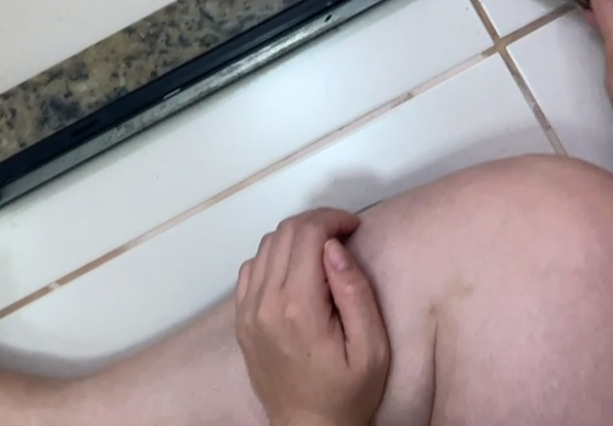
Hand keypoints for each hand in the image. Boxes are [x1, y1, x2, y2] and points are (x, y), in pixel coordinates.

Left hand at [235, 208, 389, 425]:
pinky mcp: (241, 318)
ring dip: (295, 235)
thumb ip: (355, 291)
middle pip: (285, 231)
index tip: (354, 227)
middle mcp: (265, 302)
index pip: (307, 233)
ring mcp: (247, 310)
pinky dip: (274, 255)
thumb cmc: (347, 392)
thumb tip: (333, 245)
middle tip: (341, 233)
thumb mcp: (371, 348)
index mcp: (298, 307)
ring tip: (321, 248)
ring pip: (267, 243)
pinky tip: (295, 268)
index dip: (333, 219)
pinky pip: (252, 265)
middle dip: (316, 221)